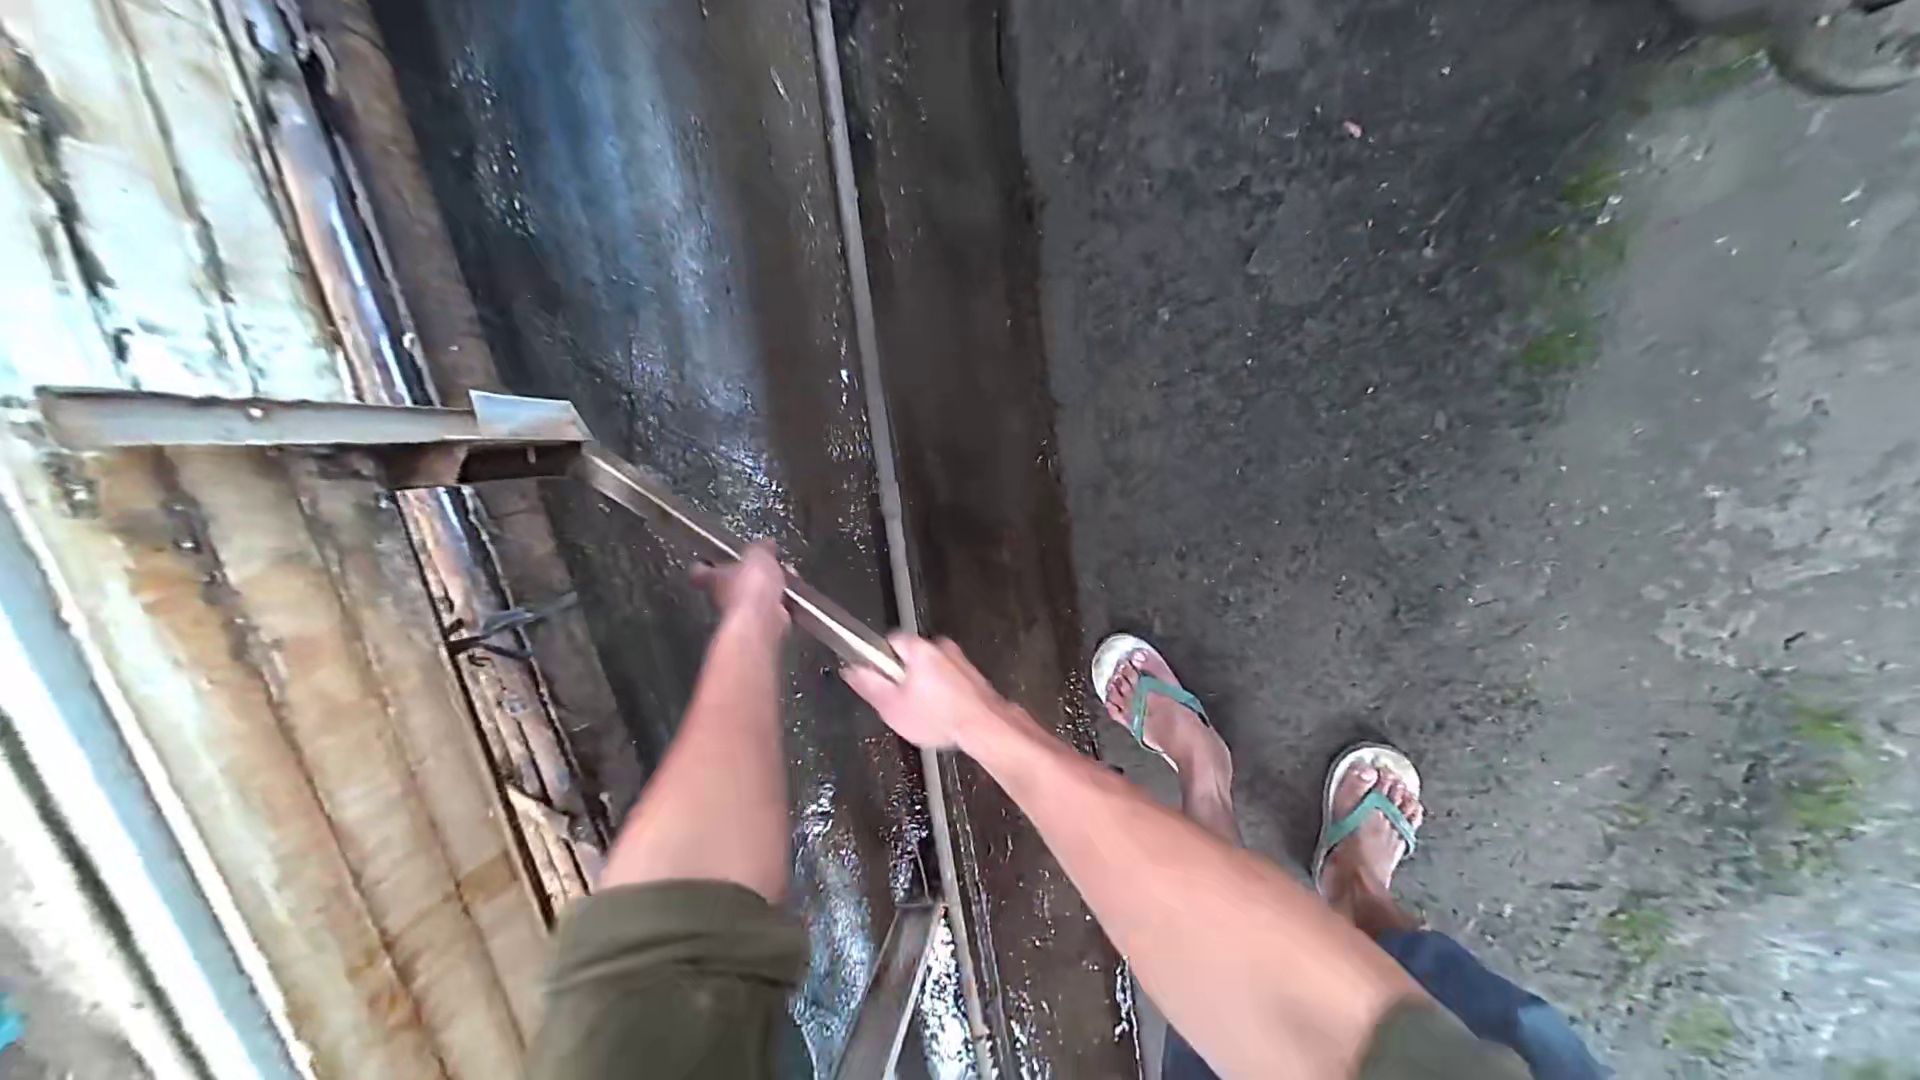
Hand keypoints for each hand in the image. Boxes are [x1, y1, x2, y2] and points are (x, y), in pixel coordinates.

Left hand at [691, 541, 790, 634]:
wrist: (763, 620)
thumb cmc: (751, 587)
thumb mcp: (758, 555)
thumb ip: (761, 548)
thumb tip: (767, 542)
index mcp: (714, 578)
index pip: (700, 571)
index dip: (704, 565)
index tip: (708, 560)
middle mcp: (722, 598)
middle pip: (728, 585)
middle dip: (745, 577)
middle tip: (762, 567)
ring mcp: (740, 614)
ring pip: (751, 599)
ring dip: (766, 592)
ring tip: (784, 582)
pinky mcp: (759, 625)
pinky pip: (770, 612)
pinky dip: (780, 605)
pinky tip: (791, 599)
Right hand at [842, 633, 1020, 749]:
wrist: (984, 727)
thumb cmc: (942, 717)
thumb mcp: (892, 706)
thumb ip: (869, 684)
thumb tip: (852, 670)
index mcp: (920, 649)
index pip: (891, 639)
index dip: (880, 658)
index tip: (878, 674)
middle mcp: (942, 648)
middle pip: (911, 655)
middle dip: (903, 675)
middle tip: (900, 699)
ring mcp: (959, 661)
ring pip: (932, 668)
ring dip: (925, 685)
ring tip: (923, 711)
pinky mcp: (972, 676)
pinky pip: (949, 679)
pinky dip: (943, 693)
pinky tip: (941, 713)